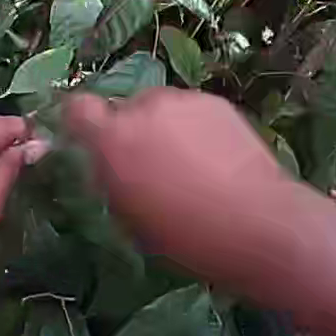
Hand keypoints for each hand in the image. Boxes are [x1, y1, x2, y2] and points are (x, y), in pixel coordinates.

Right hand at [61, 89, 335, 290]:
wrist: (258, 222)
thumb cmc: (185, 235)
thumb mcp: (129, 215)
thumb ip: (110, 175)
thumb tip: (107, 160)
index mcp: (114, 138)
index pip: (77, 108)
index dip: (80, 120)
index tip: (89, 139)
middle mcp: (144, 107)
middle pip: (124, 108)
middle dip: (130, 129)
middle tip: (151, 163)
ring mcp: (183, 100)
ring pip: (160, 107)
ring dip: (163, 126)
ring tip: (190, 162)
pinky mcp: (215, 101)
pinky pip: (191, 110)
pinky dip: (194, 126)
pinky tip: (216, 156)